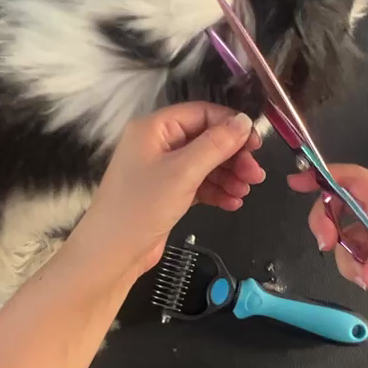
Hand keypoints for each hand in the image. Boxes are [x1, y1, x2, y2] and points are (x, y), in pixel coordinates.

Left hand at [66, 103, 264, 278]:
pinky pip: (199, 185)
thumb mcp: (184, 172)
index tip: (256, 144)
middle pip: (206, 140)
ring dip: (228, 176)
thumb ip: (216, 144)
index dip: (231, 126)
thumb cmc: (141, 207)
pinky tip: (232, 202)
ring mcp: (162, 170)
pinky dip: (217, 191)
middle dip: (233, 157)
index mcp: (155, 129)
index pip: (201, 114)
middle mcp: (158, 144)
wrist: (112, 253)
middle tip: (256, 175)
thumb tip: (244, 122)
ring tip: (245, 191)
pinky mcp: (167, 193)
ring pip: (205, 164)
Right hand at [288, 164, 367, 307]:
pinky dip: (356, 269)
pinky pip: (354, 256)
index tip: (297, 183)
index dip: (323, 176)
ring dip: (345, 257)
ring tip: (367, 275)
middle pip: (338, 206)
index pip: (353, 179)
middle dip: (326, 224)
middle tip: (327, 246)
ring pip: (344, 237)